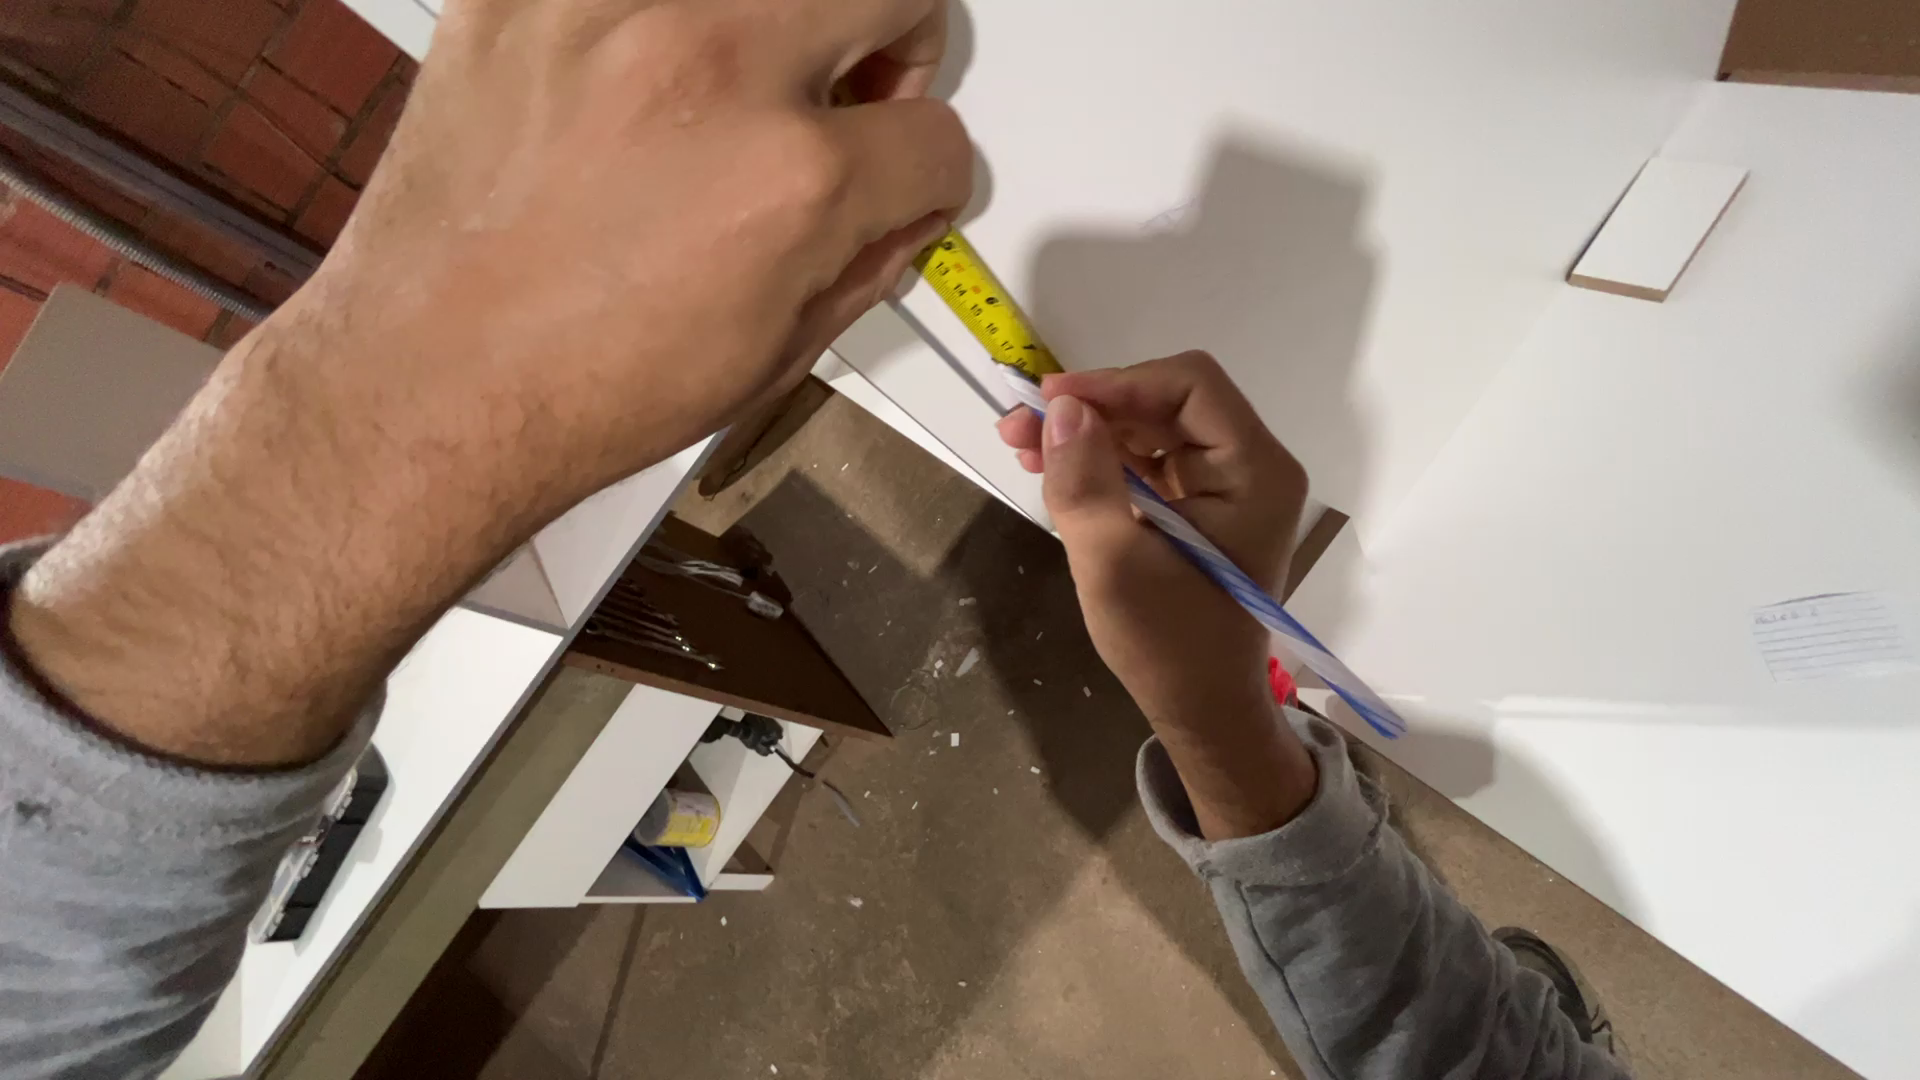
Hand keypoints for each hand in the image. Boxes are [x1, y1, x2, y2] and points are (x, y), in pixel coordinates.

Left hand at [9, 0, 968, 765]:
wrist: (443, 384)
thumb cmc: (597, 391)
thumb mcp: (776, 354)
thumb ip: (862, 266)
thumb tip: (899, 214)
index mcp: (791, 184)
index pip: (938, 141)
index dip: (935, 180)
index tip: (907, 188)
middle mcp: (714, 69)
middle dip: (906, 51)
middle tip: (863, 104)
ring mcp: (612, 9)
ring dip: (802, 19)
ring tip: (766, 81)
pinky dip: (687, 24)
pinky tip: (668, 78)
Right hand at [997, 352, 1319, 837]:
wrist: (1200, 709)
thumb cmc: (1168, 645)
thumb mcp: (1114, 563)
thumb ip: (1085, 481)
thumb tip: (1060, 408)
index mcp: (1253, 471)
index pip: (1188, 385)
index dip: (1115, 383)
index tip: (1049, 403)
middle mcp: (1247, 466)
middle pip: (1163, 403)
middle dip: (1089, 410)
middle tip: (1019, 426)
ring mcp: (1221, 487)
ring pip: (1146, 430)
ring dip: (1084, 433)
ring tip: (1021, 445)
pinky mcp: (1195, 508)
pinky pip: (1143, 464)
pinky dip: (1097, 462)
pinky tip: (1050, 468)